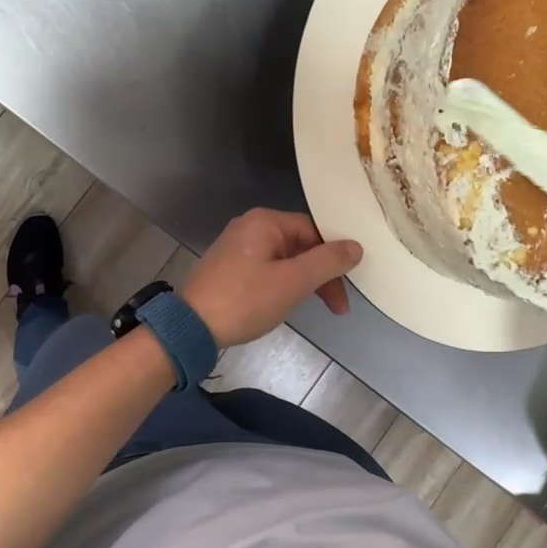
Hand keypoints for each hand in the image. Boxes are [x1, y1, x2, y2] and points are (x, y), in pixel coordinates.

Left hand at [178, 209, 362, 348]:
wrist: (191, 326)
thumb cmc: (245, 300)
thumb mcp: (292, 282)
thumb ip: (327, 262)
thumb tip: (355, 246)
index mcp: (265, 221)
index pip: (313, 230)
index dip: (334, 258)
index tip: (347, 288)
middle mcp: (249, 226)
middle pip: (300, 244)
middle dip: (321, 275)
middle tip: (338, 307)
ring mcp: (237, 246)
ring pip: (284, 259)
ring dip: (304, 282)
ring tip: (318, 308)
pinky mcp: (229, 267)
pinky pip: (267, 268)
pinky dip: (283, 284)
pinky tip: (287, 303)